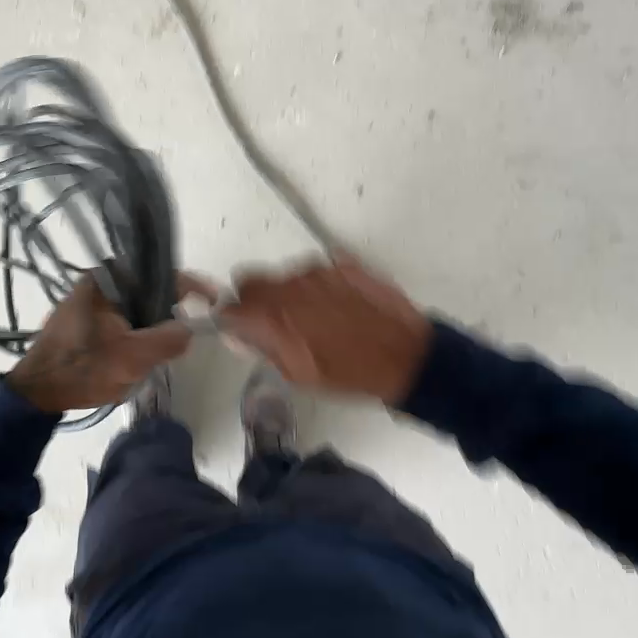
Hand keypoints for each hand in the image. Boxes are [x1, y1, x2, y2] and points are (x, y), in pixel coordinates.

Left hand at [4, 271, 213, 414]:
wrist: (35, 393)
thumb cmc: (83, 369)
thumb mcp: (133, 358)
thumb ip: (168, 339)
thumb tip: (189, 328)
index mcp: (107, 280)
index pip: (159, 273)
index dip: (191, 286)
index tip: (214, 300)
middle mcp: (97, 282)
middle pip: (148, 289)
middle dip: (170, 309)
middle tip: (187, 331)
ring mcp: (88, 301)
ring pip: (135, 307)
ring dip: (151, 325)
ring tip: (164, 348)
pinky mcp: (83, 320)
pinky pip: (120, 319)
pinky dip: (135, 331)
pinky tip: (140, 354)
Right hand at [219, 255, 431, 405]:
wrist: (409, 356)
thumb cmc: (351, 374)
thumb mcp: (300, 375)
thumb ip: (263, 349)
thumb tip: (239, 335)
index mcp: (273, 316)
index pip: (229, 305)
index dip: (230, 316)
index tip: (240, 327)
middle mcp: (289, 285)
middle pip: (249, 280)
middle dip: (254, 299)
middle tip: (275, 321)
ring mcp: (318, 270)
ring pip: (285, 275)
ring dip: (291, 293)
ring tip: (319, 317)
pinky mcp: (343, 262)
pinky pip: (317, 271)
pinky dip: (320, 285)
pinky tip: (341, 306)